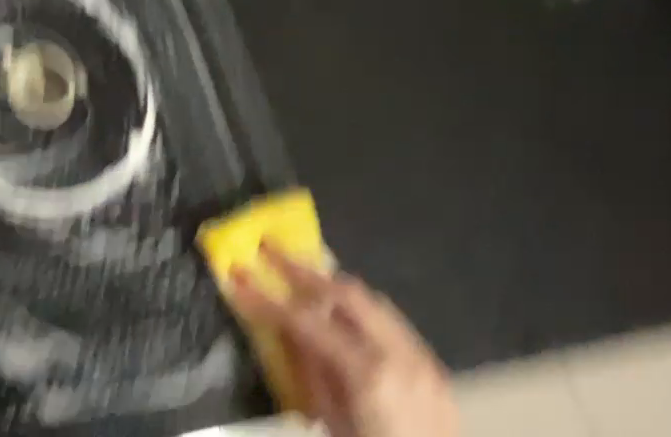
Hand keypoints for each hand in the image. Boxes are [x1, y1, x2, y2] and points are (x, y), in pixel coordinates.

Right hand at [228, 243, 458, 436]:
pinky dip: (358, 307)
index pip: (306, 321)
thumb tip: (287, 329)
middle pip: (344, 294)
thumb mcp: (333, 424)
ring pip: (371, 300)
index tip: (238, 277)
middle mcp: (399, 355)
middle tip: (269, 251)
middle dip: (303, 270)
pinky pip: (389, 321)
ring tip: (300, 275)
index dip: (267, 298)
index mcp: (368, 375)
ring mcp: (421, 358)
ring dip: (332, 285)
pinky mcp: (432, 367)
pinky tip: (339, 313)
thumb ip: (311, 371)